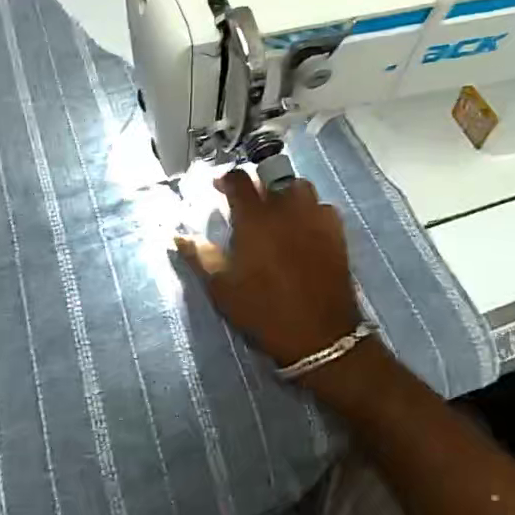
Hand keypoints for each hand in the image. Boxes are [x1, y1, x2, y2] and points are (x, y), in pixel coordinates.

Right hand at [175, 170, 363, 377]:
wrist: (319, 336)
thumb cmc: (263, 310)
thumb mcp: (221, 287)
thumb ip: (199, 255)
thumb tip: (177, 235)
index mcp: (254, 218)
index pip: (239, 179)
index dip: (227, 178)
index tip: (219, 188)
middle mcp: (286, 209)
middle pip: (271, 177)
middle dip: (257, 185)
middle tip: (248, 204)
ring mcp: (315, 219)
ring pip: (300, 187)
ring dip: (286, 193)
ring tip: (278, 211)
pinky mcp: (337, 233)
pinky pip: (323, 208)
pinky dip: (311, 211)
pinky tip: (305, 228)